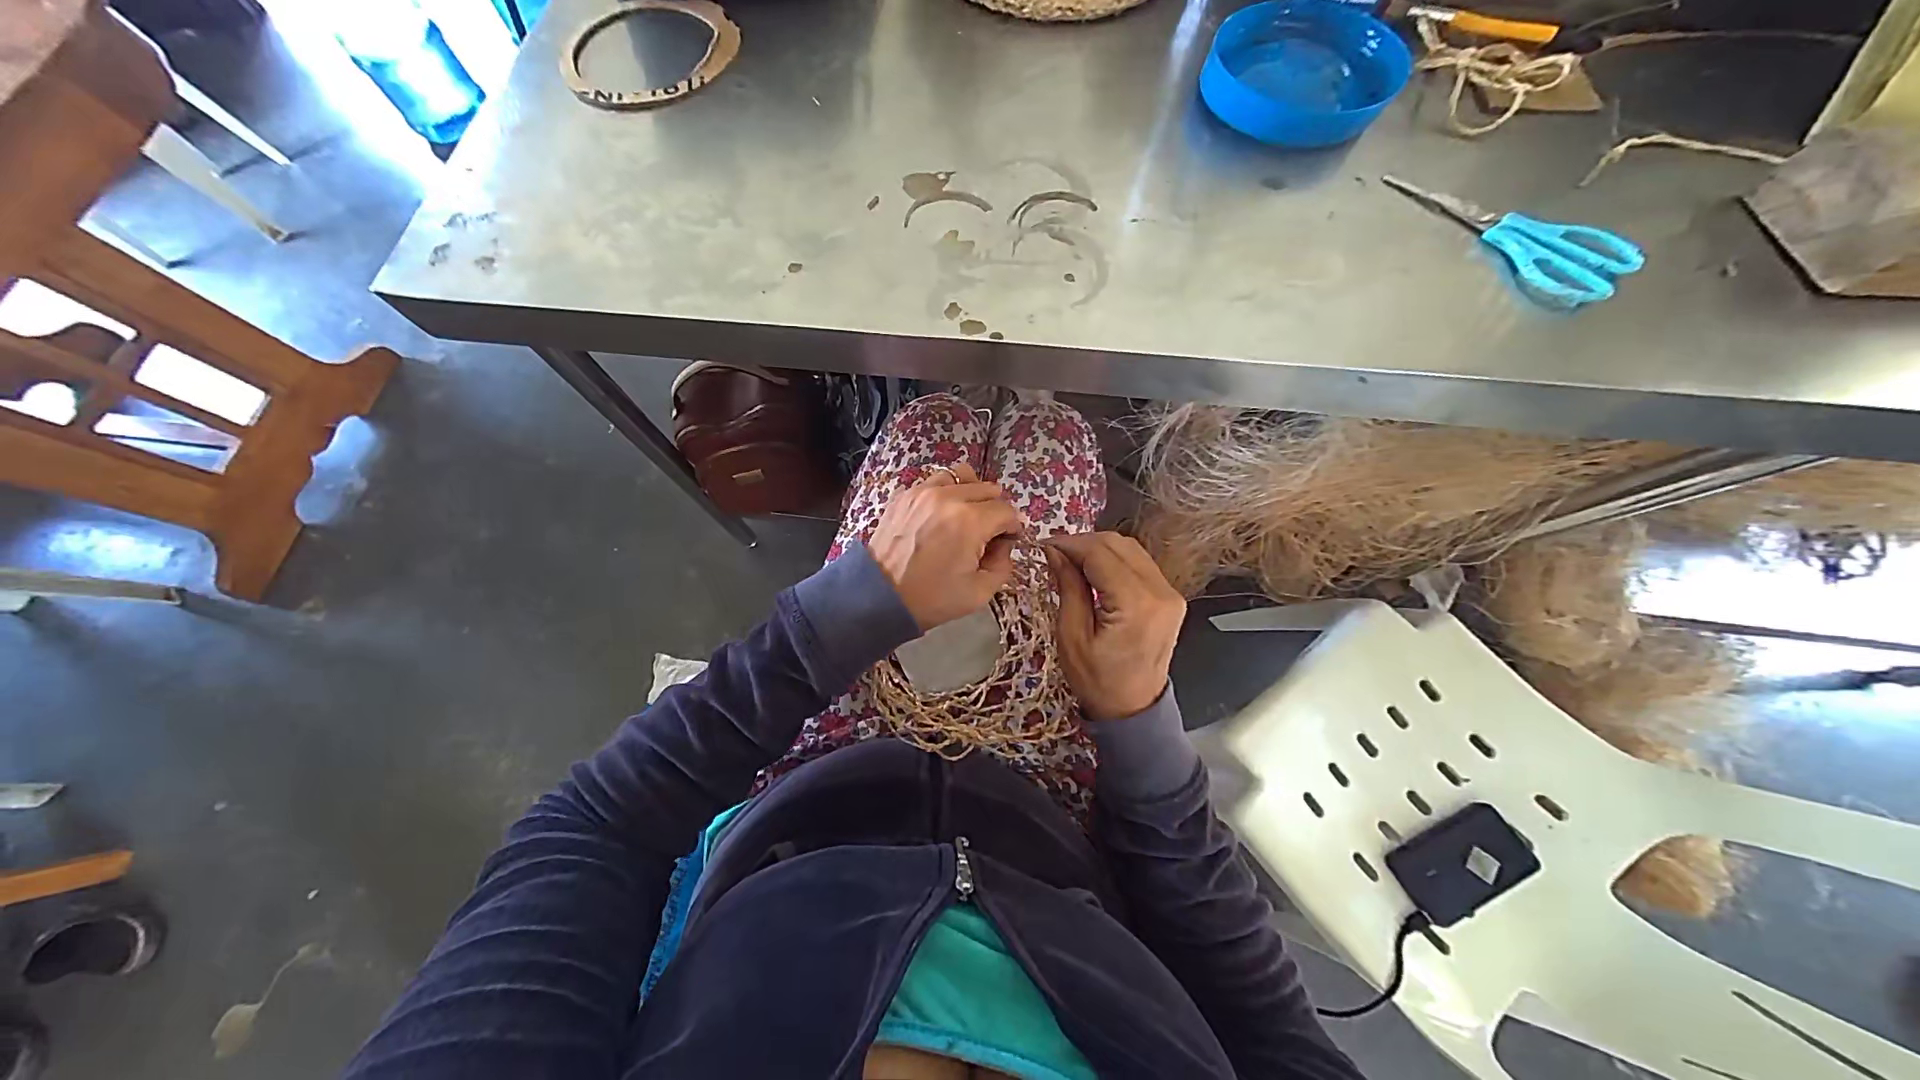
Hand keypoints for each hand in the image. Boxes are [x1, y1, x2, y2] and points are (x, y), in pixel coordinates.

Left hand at [869, 463, 1021, 630]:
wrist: (880, 597)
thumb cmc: (932, 598)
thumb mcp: (980, 592)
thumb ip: (1003, 564)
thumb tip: (1003, 544)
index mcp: (970, 521)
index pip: (1007, 511)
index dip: (1012, 527)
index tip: (1006, 541)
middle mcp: (948, 498)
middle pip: (988, 489)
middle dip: (994, 510)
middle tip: (987, 533)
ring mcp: (923, 492)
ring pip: (961, 477)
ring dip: (970, 494)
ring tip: (965, 516)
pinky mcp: (905, 495)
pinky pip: (934, 482)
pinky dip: (945, 493)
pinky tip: (941, 515)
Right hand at [1044, 532, 1186, 720]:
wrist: (1133, 709)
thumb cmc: (1097, 680)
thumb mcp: (1071, 636)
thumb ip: (1067, 587)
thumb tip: (1054, 551)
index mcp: (1136, 605)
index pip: (1100, 553)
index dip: (1069, 544)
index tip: (1043, 546)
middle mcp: (1161, 592)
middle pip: (1118, 544)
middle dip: (1082, 543)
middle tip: (1054, 553)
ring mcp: (1170, 593)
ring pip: (1130, 549)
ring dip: (1098, 548)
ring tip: (1071, 561)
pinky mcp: (1171, 597)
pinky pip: (1140, 564)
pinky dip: (1114, 560)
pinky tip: (1094, 571)